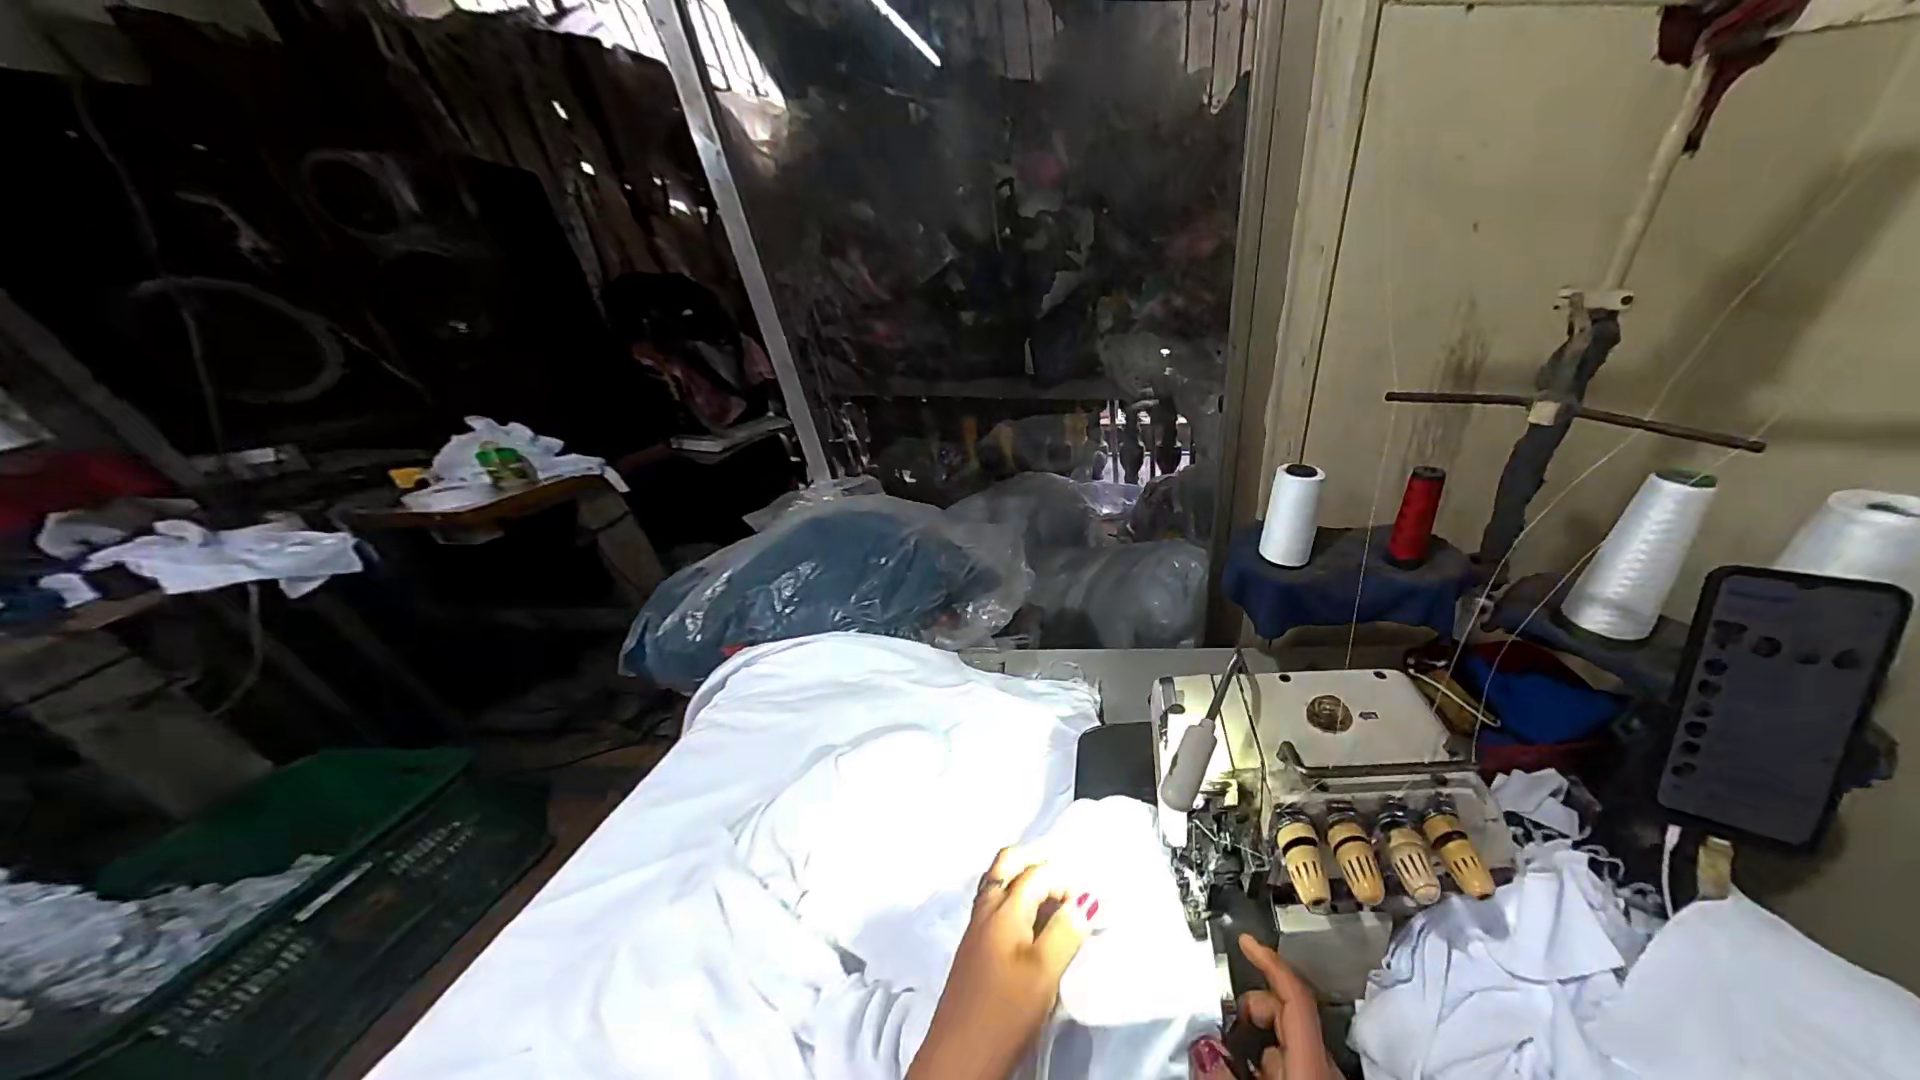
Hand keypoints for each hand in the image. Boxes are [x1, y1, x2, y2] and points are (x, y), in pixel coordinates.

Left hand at [906, 847, 1093, 1079]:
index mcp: (1004, 907)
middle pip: (1007, 863)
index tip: (1085, 908)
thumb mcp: (1045, 971)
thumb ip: (1065, 931)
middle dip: (1036, 862)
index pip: (1037, 873)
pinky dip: (1015, 900)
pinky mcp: (974, 947)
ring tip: (1052, 901)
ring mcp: (977, 926)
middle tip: (1063, 882)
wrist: (960, 1054)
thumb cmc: (1004, 1011)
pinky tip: (1030, 925)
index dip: (1064, 882)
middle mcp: (986, 908)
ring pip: (998, 882)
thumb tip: (1083, 902)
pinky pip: (995, 904)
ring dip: (1024, 881)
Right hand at [1189, 934, 1341, 1079]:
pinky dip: (1269, 1058)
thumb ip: (1222, 1070)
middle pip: (1286, 1012)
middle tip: (1224, 1022)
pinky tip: (1250, 1074)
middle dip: (1251, 1007)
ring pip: (1288, 1040)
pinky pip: (1295, 1060)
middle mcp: (1326, 1067)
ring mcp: (1326, 1078)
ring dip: (1257, 1039)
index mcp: (1312, 1063)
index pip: (1294, 995)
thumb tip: (1203, 1047)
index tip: (1247, 941)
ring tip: (1232, 1058)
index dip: (1268, 961)